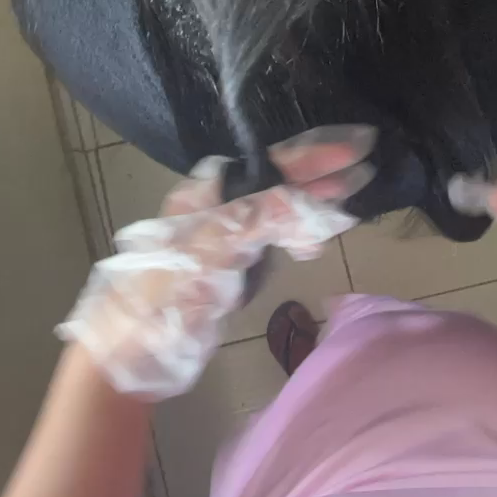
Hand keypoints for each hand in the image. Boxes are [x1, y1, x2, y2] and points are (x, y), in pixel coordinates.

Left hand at [57, 126, 374, 398]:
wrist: (131, 351)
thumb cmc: (163, 292)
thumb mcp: (211, 248)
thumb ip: (257, 218)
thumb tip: (305, 200)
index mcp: (206, 192)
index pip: (268, 163)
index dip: (311, 154)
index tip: (354, 145)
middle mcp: (218, 208)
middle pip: (277, 182)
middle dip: (319, 177)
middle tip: (365, 170)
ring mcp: (225, 237)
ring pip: (278, 210)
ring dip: (313, 205)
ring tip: (350, 203)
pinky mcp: (231, 266)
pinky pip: (272, 239)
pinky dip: (297, 235)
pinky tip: (315, 239)